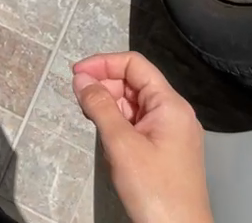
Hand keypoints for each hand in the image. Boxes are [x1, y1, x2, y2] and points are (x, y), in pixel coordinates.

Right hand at [73, 52, 211, 222]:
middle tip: (80, 100)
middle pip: (133, 82)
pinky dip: (117, 123)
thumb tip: (80, 78)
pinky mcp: (164, 151)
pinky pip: (137, 123)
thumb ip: (99, 105)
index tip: (77, 75)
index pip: (134, 65)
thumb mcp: (121, 144)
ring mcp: (170, 133)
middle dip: (104, 85)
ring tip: (91, 119)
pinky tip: (106, 137)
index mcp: (170, 105)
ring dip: (108, 105)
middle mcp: (173, 114)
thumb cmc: (153, 188)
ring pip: (133, 103)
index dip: (103, 63)